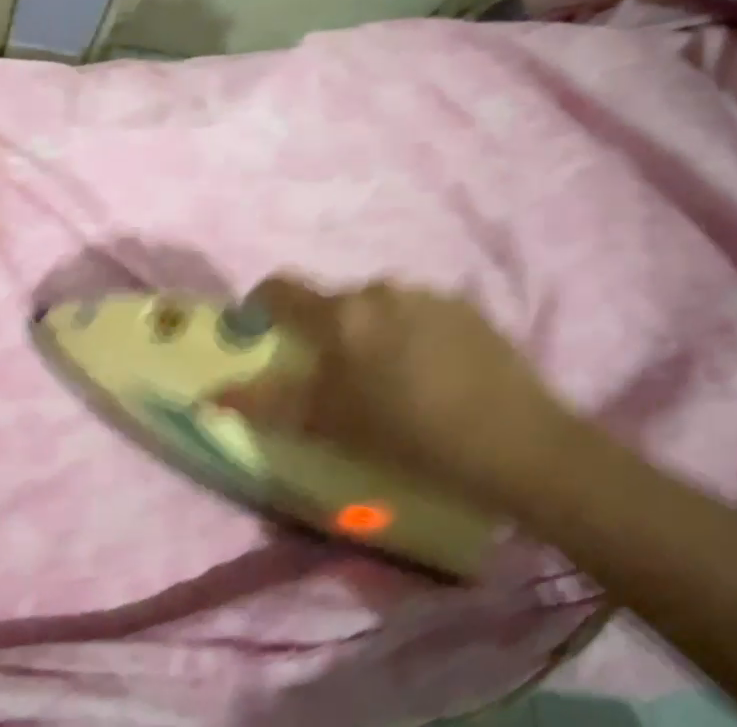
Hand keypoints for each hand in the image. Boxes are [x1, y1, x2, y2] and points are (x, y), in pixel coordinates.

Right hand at [215, 276, 570, 500]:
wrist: (524, 447)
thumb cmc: (411, 437)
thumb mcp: (331, 426)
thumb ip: (269, 405)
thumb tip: (212, 397)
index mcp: (340, 313)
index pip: (279, 288)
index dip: (258, 305)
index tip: (257, 333)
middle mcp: (379, 289)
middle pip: (332, 303)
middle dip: (325, 333)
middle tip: (337, 381)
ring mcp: (430, 295)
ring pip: (379, 308)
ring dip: (372, 334)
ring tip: (393, 383)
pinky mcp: (470, 309)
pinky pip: (421, 315)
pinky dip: (413, 337)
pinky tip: (435, 379)